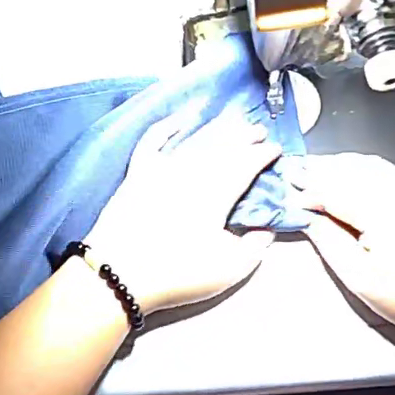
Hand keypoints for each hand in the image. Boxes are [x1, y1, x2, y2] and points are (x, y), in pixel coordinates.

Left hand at [82, 115, 282, 311]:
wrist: (118, 274)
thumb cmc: (178, 272)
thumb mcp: (231, 268)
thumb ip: (256, 245)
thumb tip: (266, 229)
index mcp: (218, 189)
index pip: (247, 163)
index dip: (264, 154)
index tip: (276, 150)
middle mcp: (192, 170)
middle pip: (224, 146)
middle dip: (245, 137)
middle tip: (259, 131)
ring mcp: (161, 168)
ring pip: (195, 140)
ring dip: (216, 130)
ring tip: (231, 124)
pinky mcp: (137, 174)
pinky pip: (153, 141)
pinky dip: (166, 127)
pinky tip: (178, 120)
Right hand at [296, 153, 394, 355]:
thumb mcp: (357, 275)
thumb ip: (328, 239)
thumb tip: (307, 216)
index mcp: (382, 211)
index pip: (333, 190)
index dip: (307, 190)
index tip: (287, 193)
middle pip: (351, 169)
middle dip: (320, 169)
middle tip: (294, 171)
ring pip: (370, 165)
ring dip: (341, 165)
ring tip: (317, 169)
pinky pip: (388, 172)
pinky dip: (363, 169)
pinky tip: (351, 175)